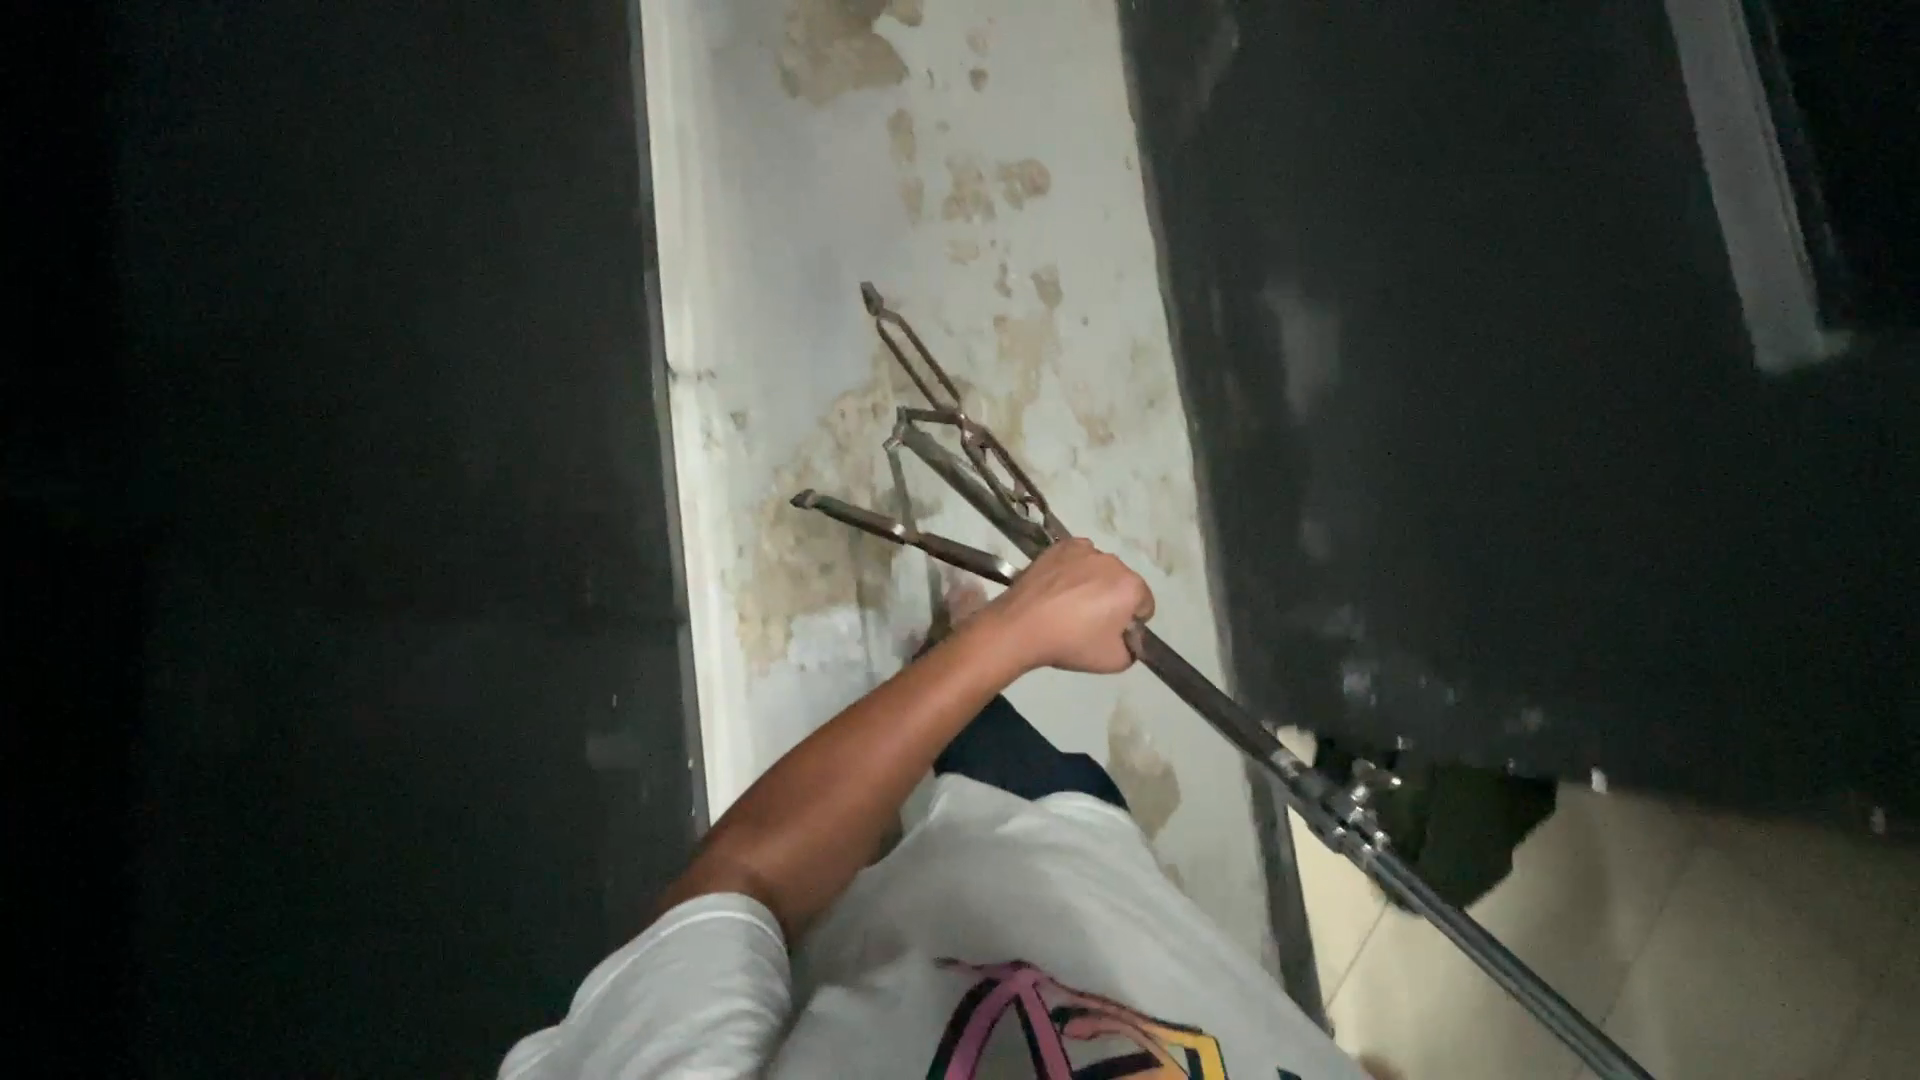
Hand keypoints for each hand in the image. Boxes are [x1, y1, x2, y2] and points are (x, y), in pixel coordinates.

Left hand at [982, 538, 1153, 674]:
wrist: (1021, 626)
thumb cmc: (1071, 643)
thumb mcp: (1115, 661)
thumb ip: (1133, 649)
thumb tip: (1129, 638)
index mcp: (1131, 586)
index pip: (1145, 605)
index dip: (1131, 622)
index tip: (1110, 633)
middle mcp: (1112, 561)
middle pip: (1122, 583)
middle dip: (1112, 599)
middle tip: (1088, 620)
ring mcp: (1084, 549)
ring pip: (1099, 569)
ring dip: (1092, 582)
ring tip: (1068, 604)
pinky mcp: (1059, 546)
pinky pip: (1076, 558)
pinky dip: (1072, 569)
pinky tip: (1057, 588)